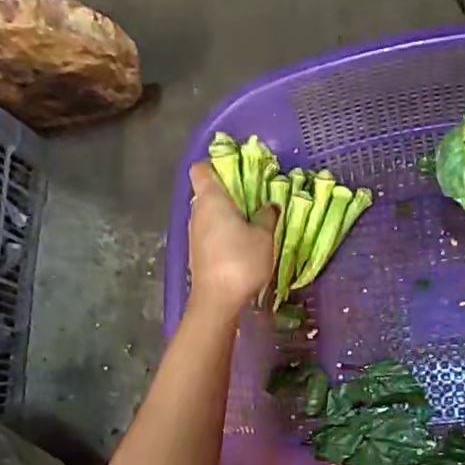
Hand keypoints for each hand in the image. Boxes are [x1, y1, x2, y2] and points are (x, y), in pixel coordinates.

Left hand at [187, 162, 277, 319]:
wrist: (218, 299)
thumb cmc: (241, 261)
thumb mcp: (264, 237)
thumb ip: (266, 216)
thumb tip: (269, 205)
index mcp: (211, 199)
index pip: (201, 169)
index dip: (216, 165)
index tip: (237, 171)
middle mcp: (198, 211)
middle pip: (208, 191)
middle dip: (228, 192)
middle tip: (254, 198)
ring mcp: (194, 232)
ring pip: (210, 213)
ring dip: (227, 214)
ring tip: (251, 221)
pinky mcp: (198, 250)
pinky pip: (211, 231)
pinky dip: (224, 231)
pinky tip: (242, 243)